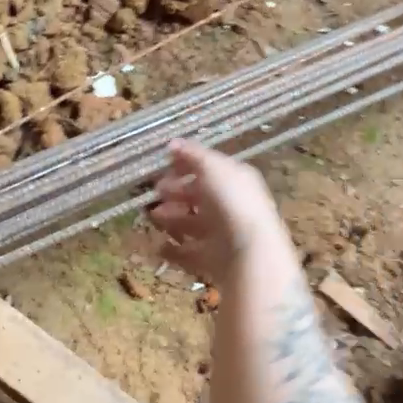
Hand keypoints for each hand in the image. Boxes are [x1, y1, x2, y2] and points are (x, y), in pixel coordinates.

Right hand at [149, 141, 292, 283]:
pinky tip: (158, 246)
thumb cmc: (232, 202)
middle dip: (175, 192)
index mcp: (236, 179)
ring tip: (154, 216)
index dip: (187, 164)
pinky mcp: (214, 259)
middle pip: (199, 195)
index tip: (164, 164)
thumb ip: (193, 154)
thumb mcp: (213, 168)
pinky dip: (173, 250)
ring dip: (171, 218)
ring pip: (192, 223)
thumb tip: (173, 143)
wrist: (248, 253)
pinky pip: (190, 253)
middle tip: (156, 192)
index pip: (209, 167)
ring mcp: (223, 233)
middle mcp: (231, 204)